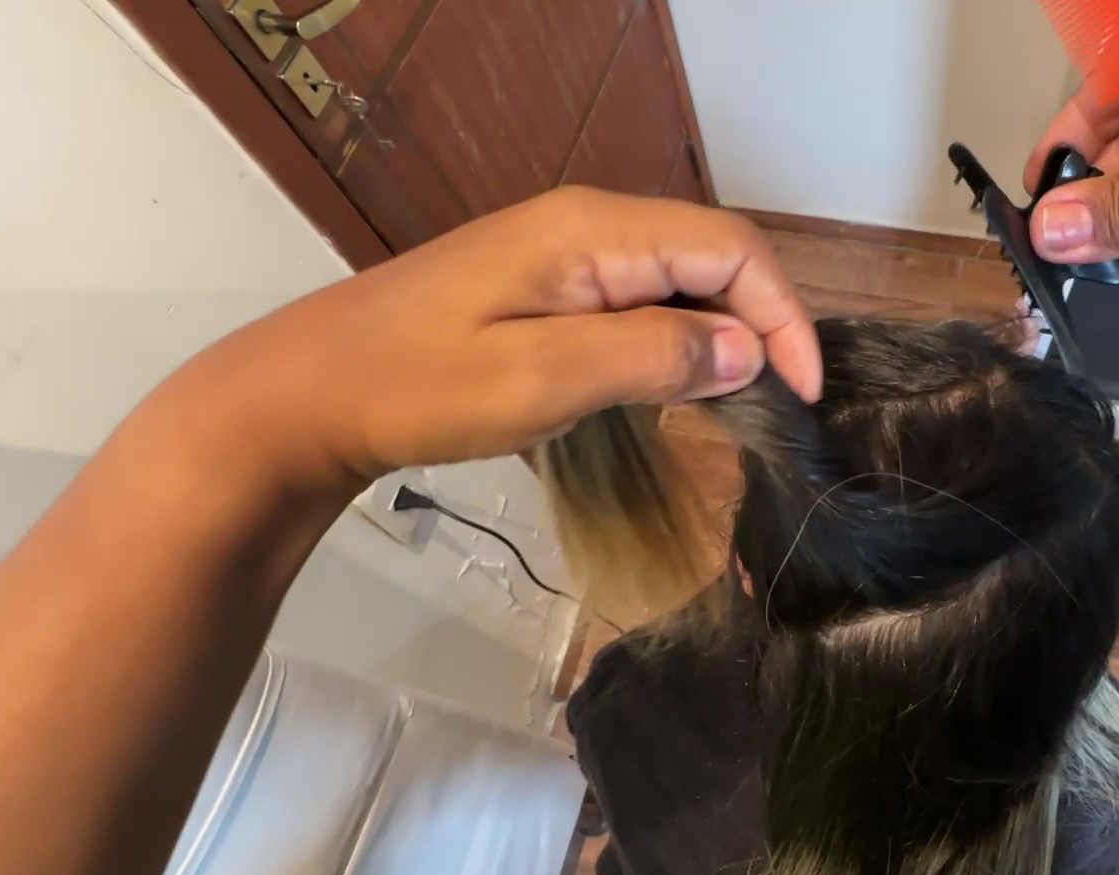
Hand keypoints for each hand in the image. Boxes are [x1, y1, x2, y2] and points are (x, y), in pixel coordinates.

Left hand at [165, 187, 820, 490]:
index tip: (804, 391)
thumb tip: (747, 352)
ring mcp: (574, 256)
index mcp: (596, 232)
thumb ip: (654, 355)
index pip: (731, 249)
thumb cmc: (421, 387)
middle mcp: (594, 228)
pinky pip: (651, 304)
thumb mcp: (546, 377)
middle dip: (764, 325)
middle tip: (778, 403)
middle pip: (717, 258)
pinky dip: (686, 344)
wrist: (314, 393)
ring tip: (740, 402)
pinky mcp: (561, 289)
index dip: (784, 314)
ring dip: (727, 337)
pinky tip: (683, 386)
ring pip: (687, 283)